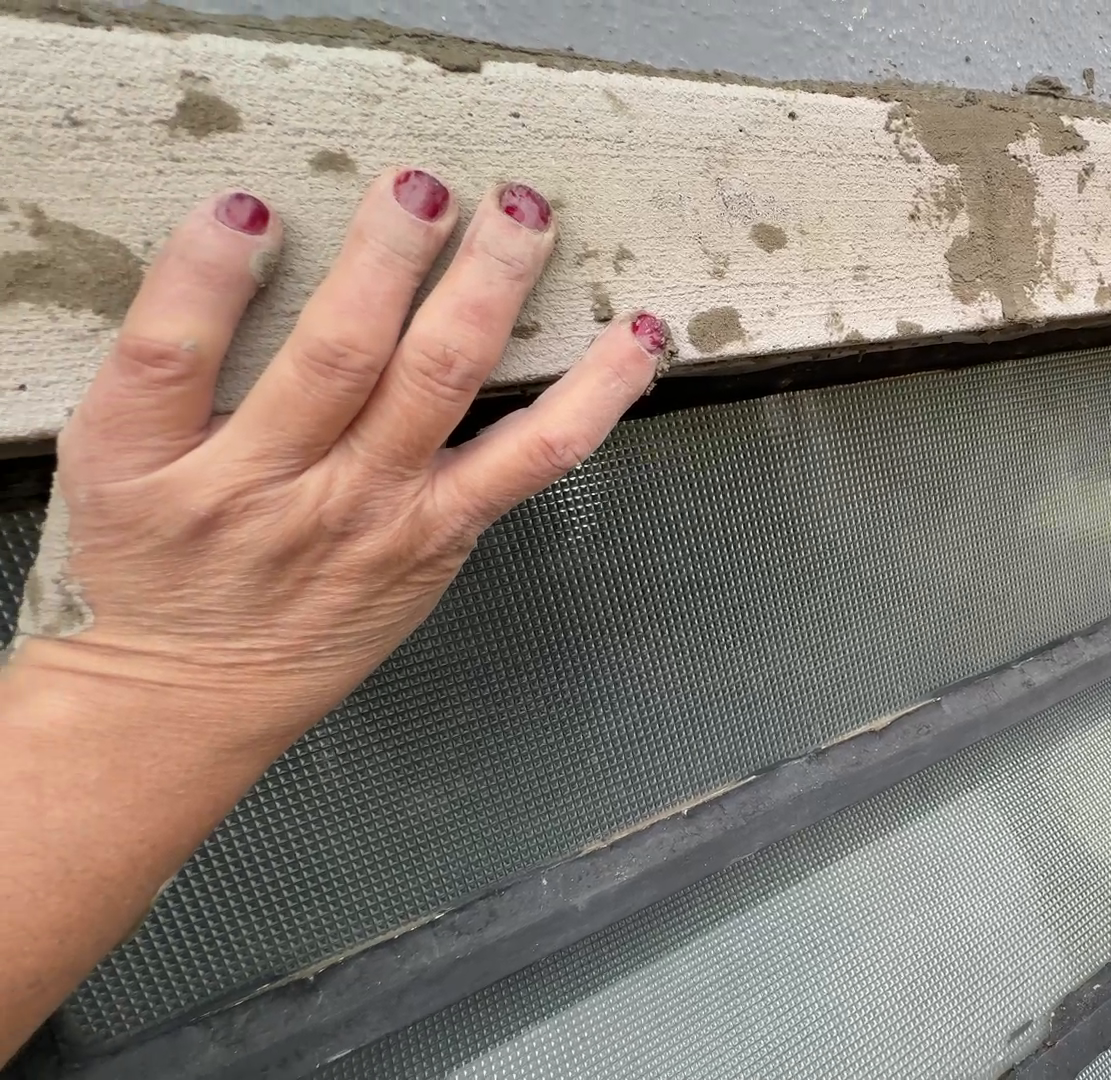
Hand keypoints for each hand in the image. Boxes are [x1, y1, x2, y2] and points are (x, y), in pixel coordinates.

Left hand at [9, 170, 671, 749]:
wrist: (191, 687)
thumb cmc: (328, 624)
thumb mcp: (428, 570)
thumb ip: (463, 489)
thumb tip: (503, 398)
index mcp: (435, 527)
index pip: (542, 450)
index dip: (602, 386)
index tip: (641, 329)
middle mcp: (358, 499)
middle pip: (441, 376)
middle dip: (492, 283)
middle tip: (522, 209)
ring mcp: (251, 481)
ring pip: (333, 355)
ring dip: (385, 261)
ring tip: (421, 188)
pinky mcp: (139, 463)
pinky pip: (174, 360)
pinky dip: (210, 283)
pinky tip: (247, 215)